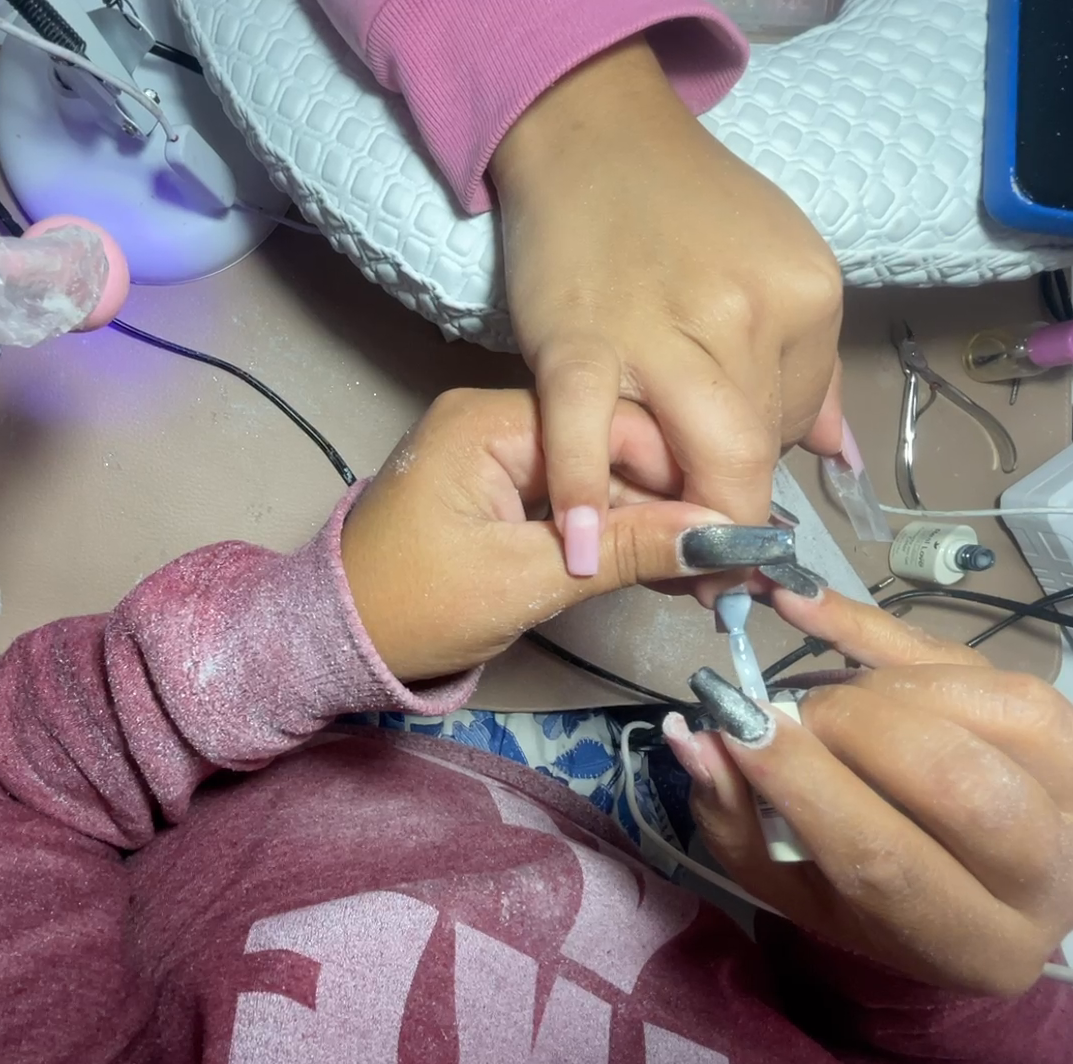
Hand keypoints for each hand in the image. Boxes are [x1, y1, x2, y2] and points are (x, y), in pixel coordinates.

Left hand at [340, 388, 796, 682]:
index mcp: (488, 420)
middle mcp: (490, 416)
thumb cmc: (418, 607)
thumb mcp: (525, 580)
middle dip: (660, 502)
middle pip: (603, 444)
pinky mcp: (488, 484)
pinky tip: (642, 558)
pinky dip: (597, 527)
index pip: (610, 423)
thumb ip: (623, 550)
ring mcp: (488, 449)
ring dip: (634, 519)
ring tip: (691, 566)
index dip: (676, 476)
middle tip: (720, 559)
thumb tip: (725, 536)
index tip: (731, 529)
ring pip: (587, 472)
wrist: (341, 637)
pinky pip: (560, 492)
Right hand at [490, 37, 845, 577]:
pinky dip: (586, 494)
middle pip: (751, 454)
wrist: (591, 140)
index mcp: (806, 296)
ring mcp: (659, 331)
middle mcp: (747, 315)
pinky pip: (588, 431)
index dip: (757, 480)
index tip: (725, 511)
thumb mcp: (770, 266)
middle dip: (732, 530)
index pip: (794, 424)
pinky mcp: (577, 345)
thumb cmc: (677, 209)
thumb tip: (835, 455)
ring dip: (677, 527)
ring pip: (691, 455)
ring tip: (664, 572)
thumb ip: (806, 365)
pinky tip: (581, 550)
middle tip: (712, 580)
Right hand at [667, 588, 1072, 995]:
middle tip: (788, 709)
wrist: (941, 887)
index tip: (734, 720)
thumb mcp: (768, 870)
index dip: (801, 778)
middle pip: (956, 784)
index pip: (884, 858)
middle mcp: (1050, 885)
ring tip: (826, 693)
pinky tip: (825, 618)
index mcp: (965, 942)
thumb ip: (726, 808)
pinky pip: (997, 671)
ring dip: (885, 686)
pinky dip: (899, 637)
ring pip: (1001, 716)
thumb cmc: (844, 891)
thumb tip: (692, 733)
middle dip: (848, 724)